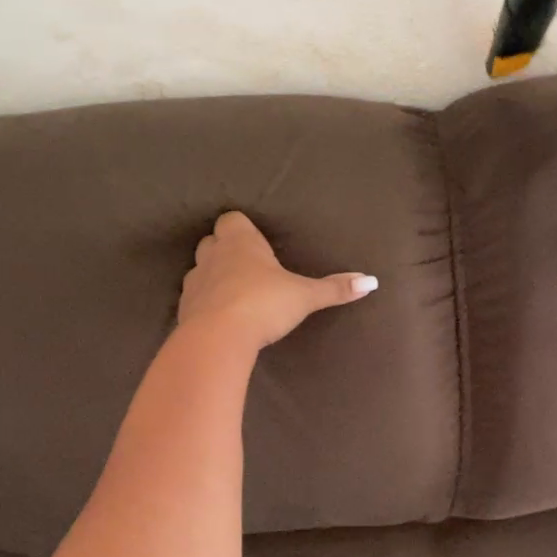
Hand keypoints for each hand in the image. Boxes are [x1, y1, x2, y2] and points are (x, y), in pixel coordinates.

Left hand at [177, 211, 375, 350]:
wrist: (218, 338)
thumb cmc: (264, 304)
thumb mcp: (305, 296)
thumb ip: (335, 288)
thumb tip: (371, 282)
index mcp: (240, 242)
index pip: (231, 219)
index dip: (242, 228)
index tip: (257, 241)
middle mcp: (213, 255)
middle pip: (211, 241)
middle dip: (225, 250)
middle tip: (249, 267)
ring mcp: (195, 282)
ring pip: (200, 269)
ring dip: (213, 277)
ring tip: (234, 293)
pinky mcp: (184, 309)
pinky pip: (194, 299)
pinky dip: (205, 303)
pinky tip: (221, 317)